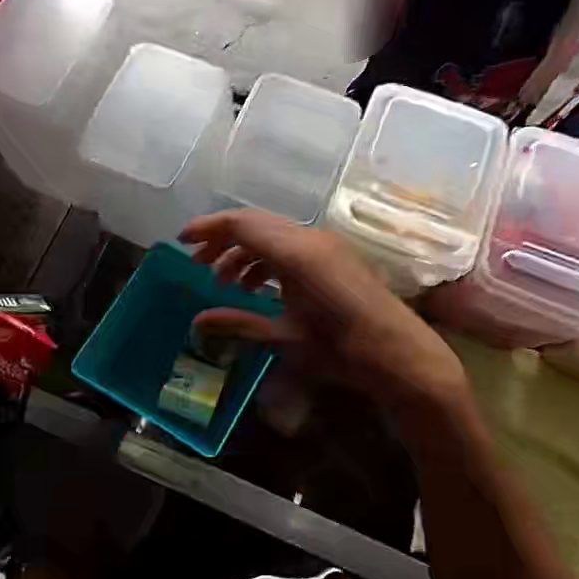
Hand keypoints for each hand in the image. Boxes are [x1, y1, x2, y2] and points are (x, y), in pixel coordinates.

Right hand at [180, 208, 468, 410]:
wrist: (398, 354)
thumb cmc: (340, 349)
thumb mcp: (284, 337)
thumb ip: (238, 322)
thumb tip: (197, 320)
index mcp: (295, 251)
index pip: (242, 224)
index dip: (208, 229)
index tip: (180, 242)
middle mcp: (310, 239)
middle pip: (256, 224)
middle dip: (223, 240)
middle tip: (197, 264)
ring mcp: (327, 246)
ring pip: (274, 235)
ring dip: (245, 252)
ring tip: (224, 281)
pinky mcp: (336, 258)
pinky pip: (293, 246)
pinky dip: (268, 260)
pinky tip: (257, 288)